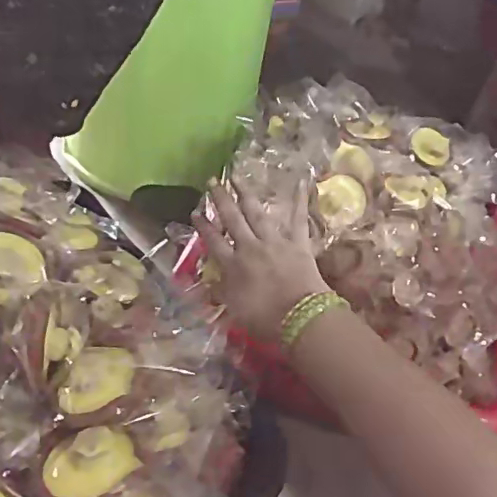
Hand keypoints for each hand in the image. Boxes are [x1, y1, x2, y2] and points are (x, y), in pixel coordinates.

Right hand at [194, 178, 333, 344]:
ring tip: (238, 177)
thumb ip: (223, 293)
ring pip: (257, 213)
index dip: (203, 226)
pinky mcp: (298, 243)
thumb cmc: (265, 320)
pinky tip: (300, 181)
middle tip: (212, 181)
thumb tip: (212, 284)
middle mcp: (250, 248)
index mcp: (233, 265)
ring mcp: (275, 242)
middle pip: (232, 219)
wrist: (300, 317)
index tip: (195, 212)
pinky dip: (300, 200)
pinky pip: (298, 218)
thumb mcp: (235, 310)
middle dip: (221, 199)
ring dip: (246, 194)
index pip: (213, 241)